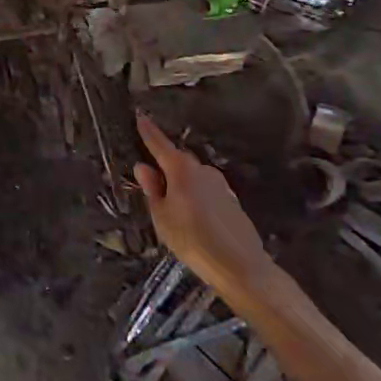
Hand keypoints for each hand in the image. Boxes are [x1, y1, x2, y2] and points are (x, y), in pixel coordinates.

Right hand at [135, 111, 274, 296]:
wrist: (240, 265)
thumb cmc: (192, 239)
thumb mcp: (162, 217)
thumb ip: (152, 189)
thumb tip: (143, 167)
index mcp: (181, 170)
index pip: (160, 145)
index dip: (148, 131)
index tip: (140, 115)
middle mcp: (202, 170)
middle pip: (178, 161)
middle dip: (165, 167)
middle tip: (153, 185)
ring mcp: (220, 184)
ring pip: (193, 177)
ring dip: (182, 186)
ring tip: (174, 212)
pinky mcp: (231, 200)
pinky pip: (206, 191)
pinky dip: (196, 197)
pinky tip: (195, 220)